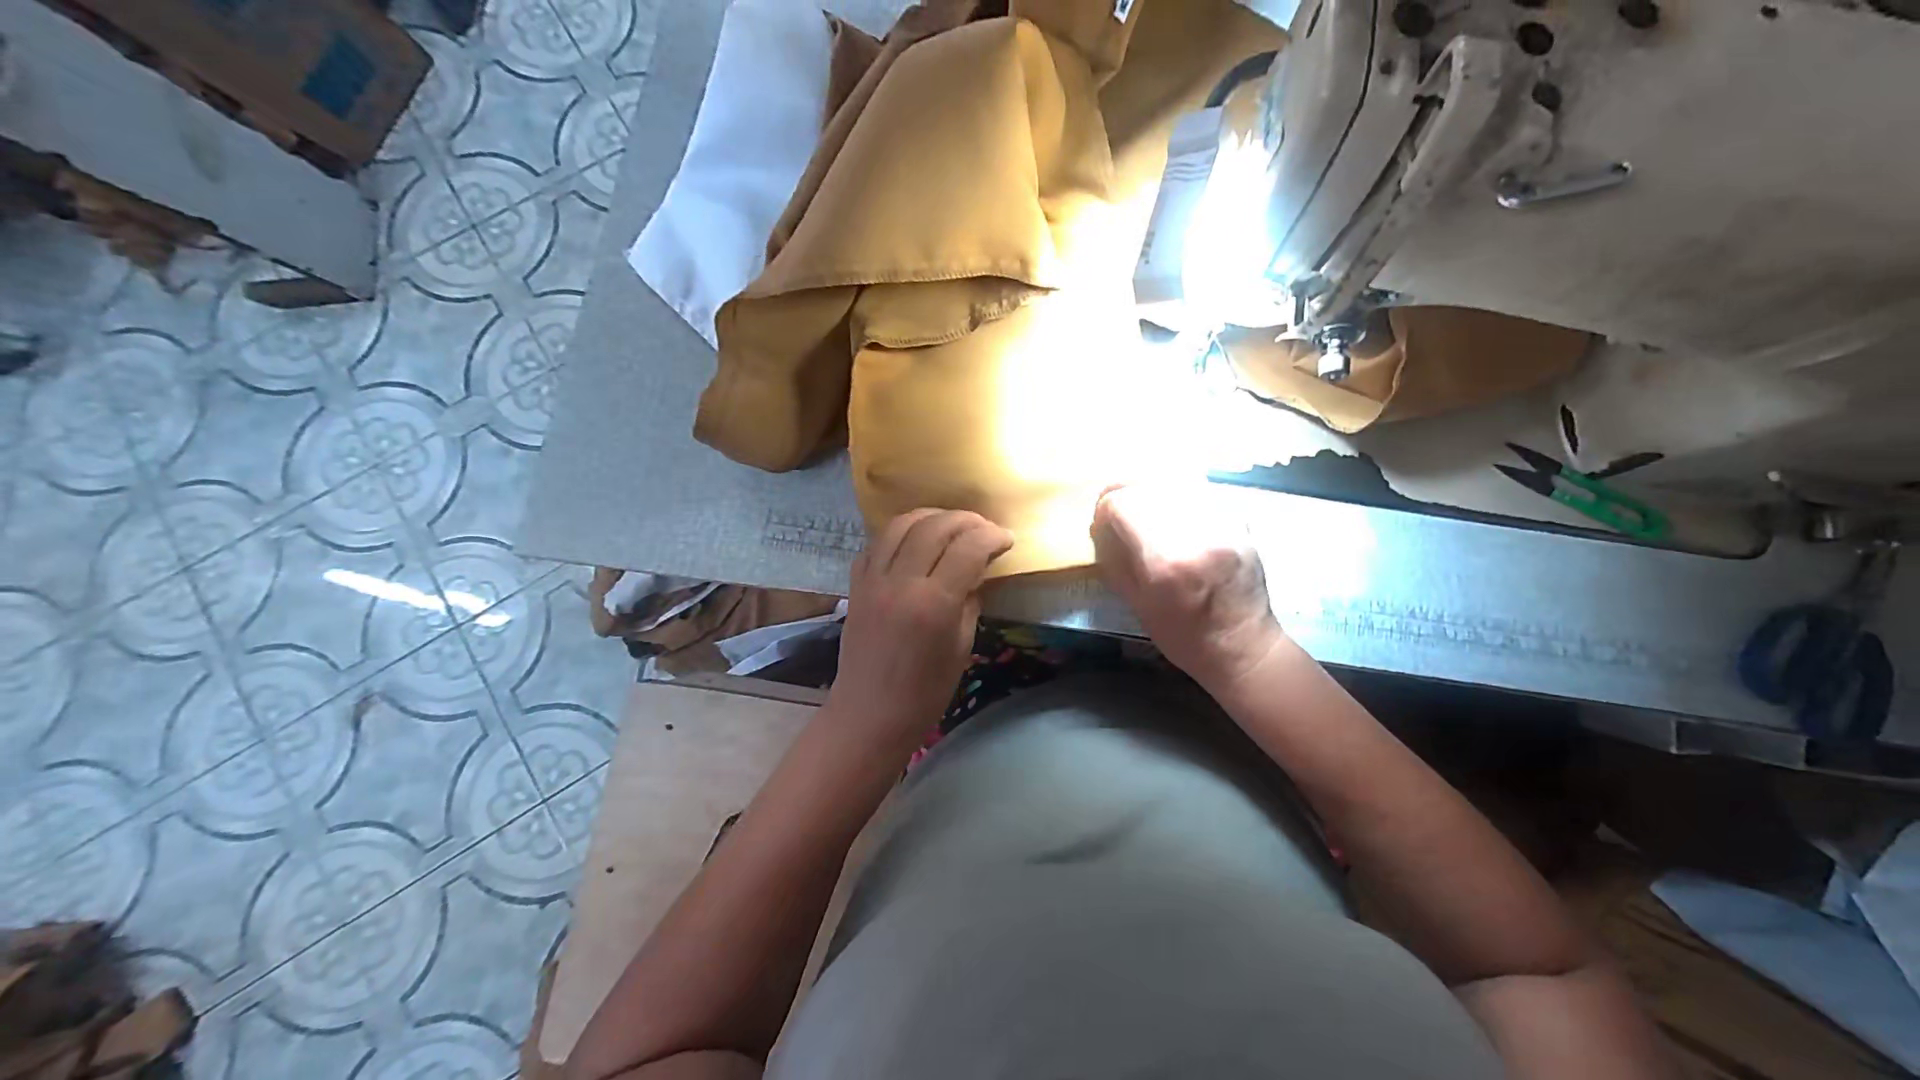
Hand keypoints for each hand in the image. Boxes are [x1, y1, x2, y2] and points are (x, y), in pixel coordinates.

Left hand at [830, 509, 1014, 739]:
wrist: (869, 714)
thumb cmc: (924, 693)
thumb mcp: (961, 648)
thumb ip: (970, 602)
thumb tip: (977, 570)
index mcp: (933, 603)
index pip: (968, 548)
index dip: (993, 537)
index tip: (1007, 541)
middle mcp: (900, 582)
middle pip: (935, 527)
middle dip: (966, 520)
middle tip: (984, 529)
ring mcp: (873, 580)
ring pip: (901, 524)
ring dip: (931, 517)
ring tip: (951, 525)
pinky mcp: (855, 585)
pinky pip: (876, 543)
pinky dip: (899, 534)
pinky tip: (914, 542)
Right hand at [1091, 485, 1284, 694]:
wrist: (1243, 646)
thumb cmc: (1184, 636)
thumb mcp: (1136, 604)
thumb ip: (1114, 559)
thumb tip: (1101, 526)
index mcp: (1166, 561)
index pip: (1124, 503)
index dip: (1105, 507)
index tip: (1101, 519)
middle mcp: (1196, 534)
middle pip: (1147, 486)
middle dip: (1125, 492)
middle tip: (1116, 507)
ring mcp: (1222, 523)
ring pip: (1174, 483)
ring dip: (1152, 490)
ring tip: (1143, 506)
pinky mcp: (1239, 521)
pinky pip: (1198, 494)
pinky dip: (1178, 497)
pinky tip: (1173, 515)